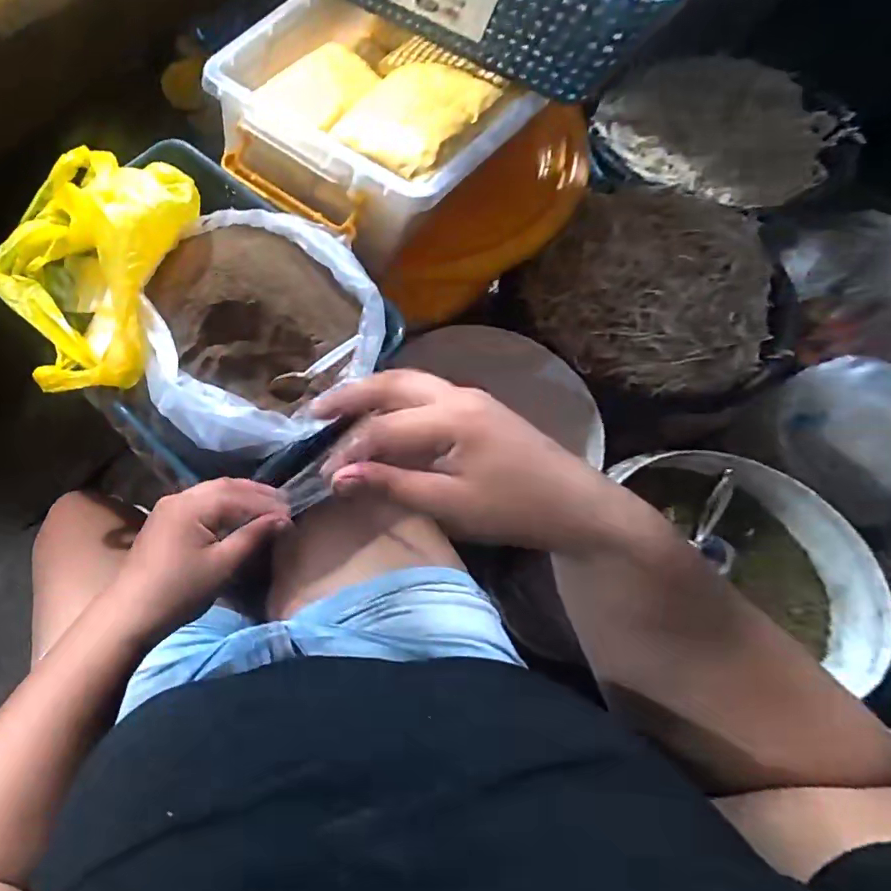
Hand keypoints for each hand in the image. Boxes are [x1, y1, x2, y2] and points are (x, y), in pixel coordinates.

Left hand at [106, 478, 289, 627]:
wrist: (131, 613)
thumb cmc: (180, 591)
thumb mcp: (222, 566)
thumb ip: (252, 537)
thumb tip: (282, 519)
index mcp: (191, 505)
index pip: (238, 496)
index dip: (267, 504)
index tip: (292, 515)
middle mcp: (179, 497)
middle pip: (224, 487)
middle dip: (255, 494)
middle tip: (284, 504)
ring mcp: (168, 508)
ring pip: (211, 493)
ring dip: (239, 498)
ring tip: (265, 507)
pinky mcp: (164, 521)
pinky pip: (200, 503)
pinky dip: (222, 506)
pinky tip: (235, 516)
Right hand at [313, 370, 652, 552]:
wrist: (576, 505)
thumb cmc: (513, 508)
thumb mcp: (449, 505)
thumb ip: (392, 485)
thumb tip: (338, 478)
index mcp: (451, 418)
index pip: (383, 428)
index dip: (349, 451)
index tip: (324, 476)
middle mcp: (456, 395)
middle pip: (392, 383)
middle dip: (350, 396)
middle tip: (314, 412)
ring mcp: (469, 397)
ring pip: (408, 382)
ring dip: (371, 392)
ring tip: (339, 409)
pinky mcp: (477, 407)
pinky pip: (424, 393)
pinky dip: (393, 399)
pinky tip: (381, 415)